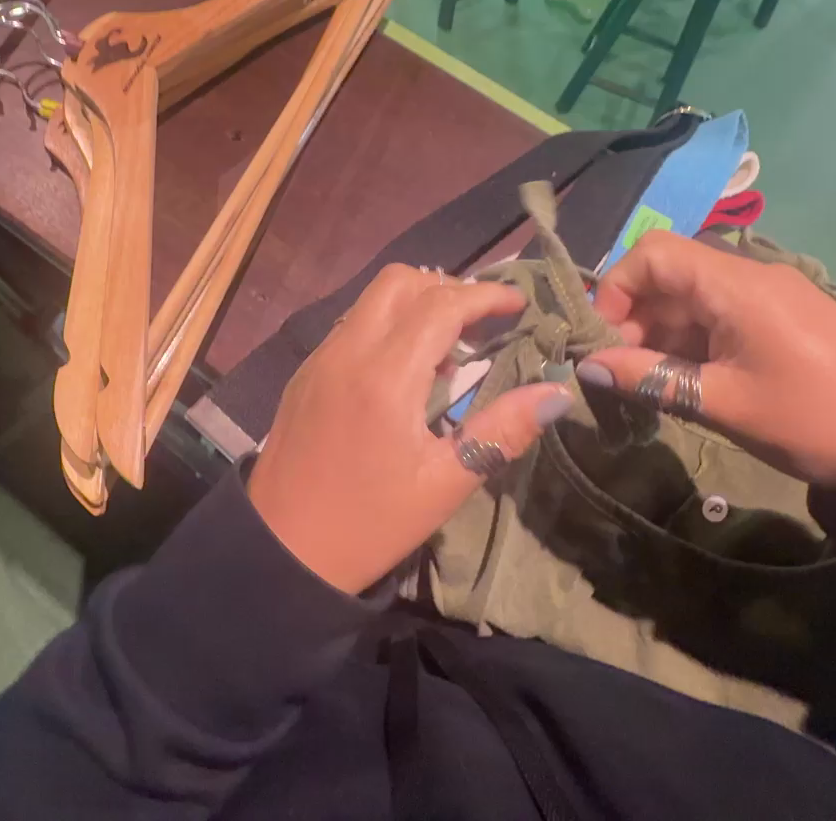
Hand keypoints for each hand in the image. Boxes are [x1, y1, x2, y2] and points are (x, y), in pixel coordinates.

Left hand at [247, 265, 573, 593]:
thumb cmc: (369, 523)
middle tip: (482, 321)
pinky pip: (352, 325)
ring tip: (447, 348)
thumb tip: (557, 393)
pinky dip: (387, 324)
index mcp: (385, 375)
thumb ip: (502, 431)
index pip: (442, 304)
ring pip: (372, 299)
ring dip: (415, 303)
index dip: (486, 295)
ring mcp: (319, 359)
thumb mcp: (445, 485)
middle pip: (400, 281)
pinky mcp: (304, 374)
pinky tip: (403, 370)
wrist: (278, 552)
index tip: (519, 304)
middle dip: (448, 287)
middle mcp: (348, 351)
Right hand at [577, 231, 835, 495]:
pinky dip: (690, 340)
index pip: (654, 253)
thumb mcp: (722, 403)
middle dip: (633, 316)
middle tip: (620, 369)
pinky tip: (683, 378)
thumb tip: (586, 365)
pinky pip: (717, 314)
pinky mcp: (779, 317)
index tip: (602, 338)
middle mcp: (750, 276)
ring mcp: (767, 295)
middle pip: (669, 274)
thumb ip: (649, 378)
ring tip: (648, 381)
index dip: (616, 287)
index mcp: (737, 285)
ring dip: (659, 332)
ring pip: (690, 297)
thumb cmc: (812, 420)